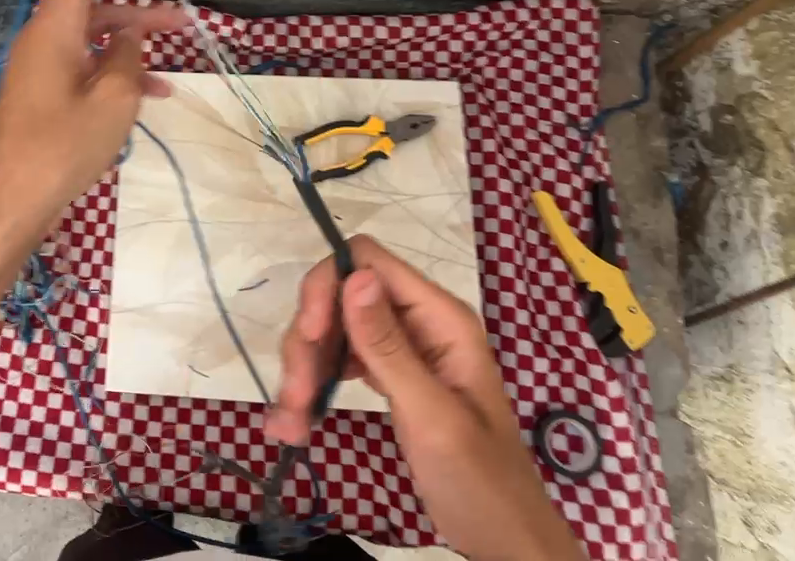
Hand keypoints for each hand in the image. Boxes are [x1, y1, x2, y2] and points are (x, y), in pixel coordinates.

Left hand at [0, 0, 187, 248]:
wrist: (13, 202)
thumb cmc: (63, 147)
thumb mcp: (113, 100)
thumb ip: (128, 55)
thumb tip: (131, 31)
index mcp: (55, 26)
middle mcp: (44, 36)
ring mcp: (43, 64)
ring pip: (94, 29)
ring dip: (134, 27)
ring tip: (182, 28)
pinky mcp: (46, 90)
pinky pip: (87, 62)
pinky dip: (118, 66)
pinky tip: (156, 88)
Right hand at [267, 236, 585, 560]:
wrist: (504, 540)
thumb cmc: (480, 481)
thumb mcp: (433, 416)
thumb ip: (390, 347)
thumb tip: (355, 277)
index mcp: (439, 317)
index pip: (367, 261)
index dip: (328, 286)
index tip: (308, 334)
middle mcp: (417, 320)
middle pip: (339, 297)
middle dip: (309, 342)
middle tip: (293, 397)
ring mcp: (401, 345)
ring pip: (331, 330)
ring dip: (304, 369)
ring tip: (290, 424)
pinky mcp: (387, 371)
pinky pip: (337, 359)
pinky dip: (313, 385)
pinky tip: (297, 420)